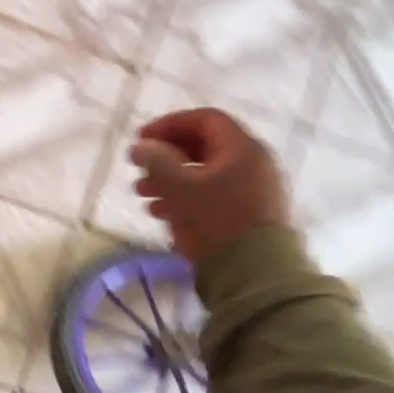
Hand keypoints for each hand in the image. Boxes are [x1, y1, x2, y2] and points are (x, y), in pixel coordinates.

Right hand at [129, 108, 289, 265]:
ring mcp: (254, 189)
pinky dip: (186, 197)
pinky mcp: (250, 213)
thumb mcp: (179, 188)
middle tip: (138, 168)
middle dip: (166, 156)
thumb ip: (156, 161)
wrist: (255, 273)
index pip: (204, 119)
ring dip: (171, 179)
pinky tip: (160, 213)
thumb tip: (141, 146)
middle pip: (203, 147)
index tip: (140, 139)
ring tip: (142, 194)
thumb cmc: (215, 221)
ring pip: (205, 173)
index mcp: (241, 148)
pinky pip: (213, 194)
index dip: (169, 124)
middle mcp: (252, 163)